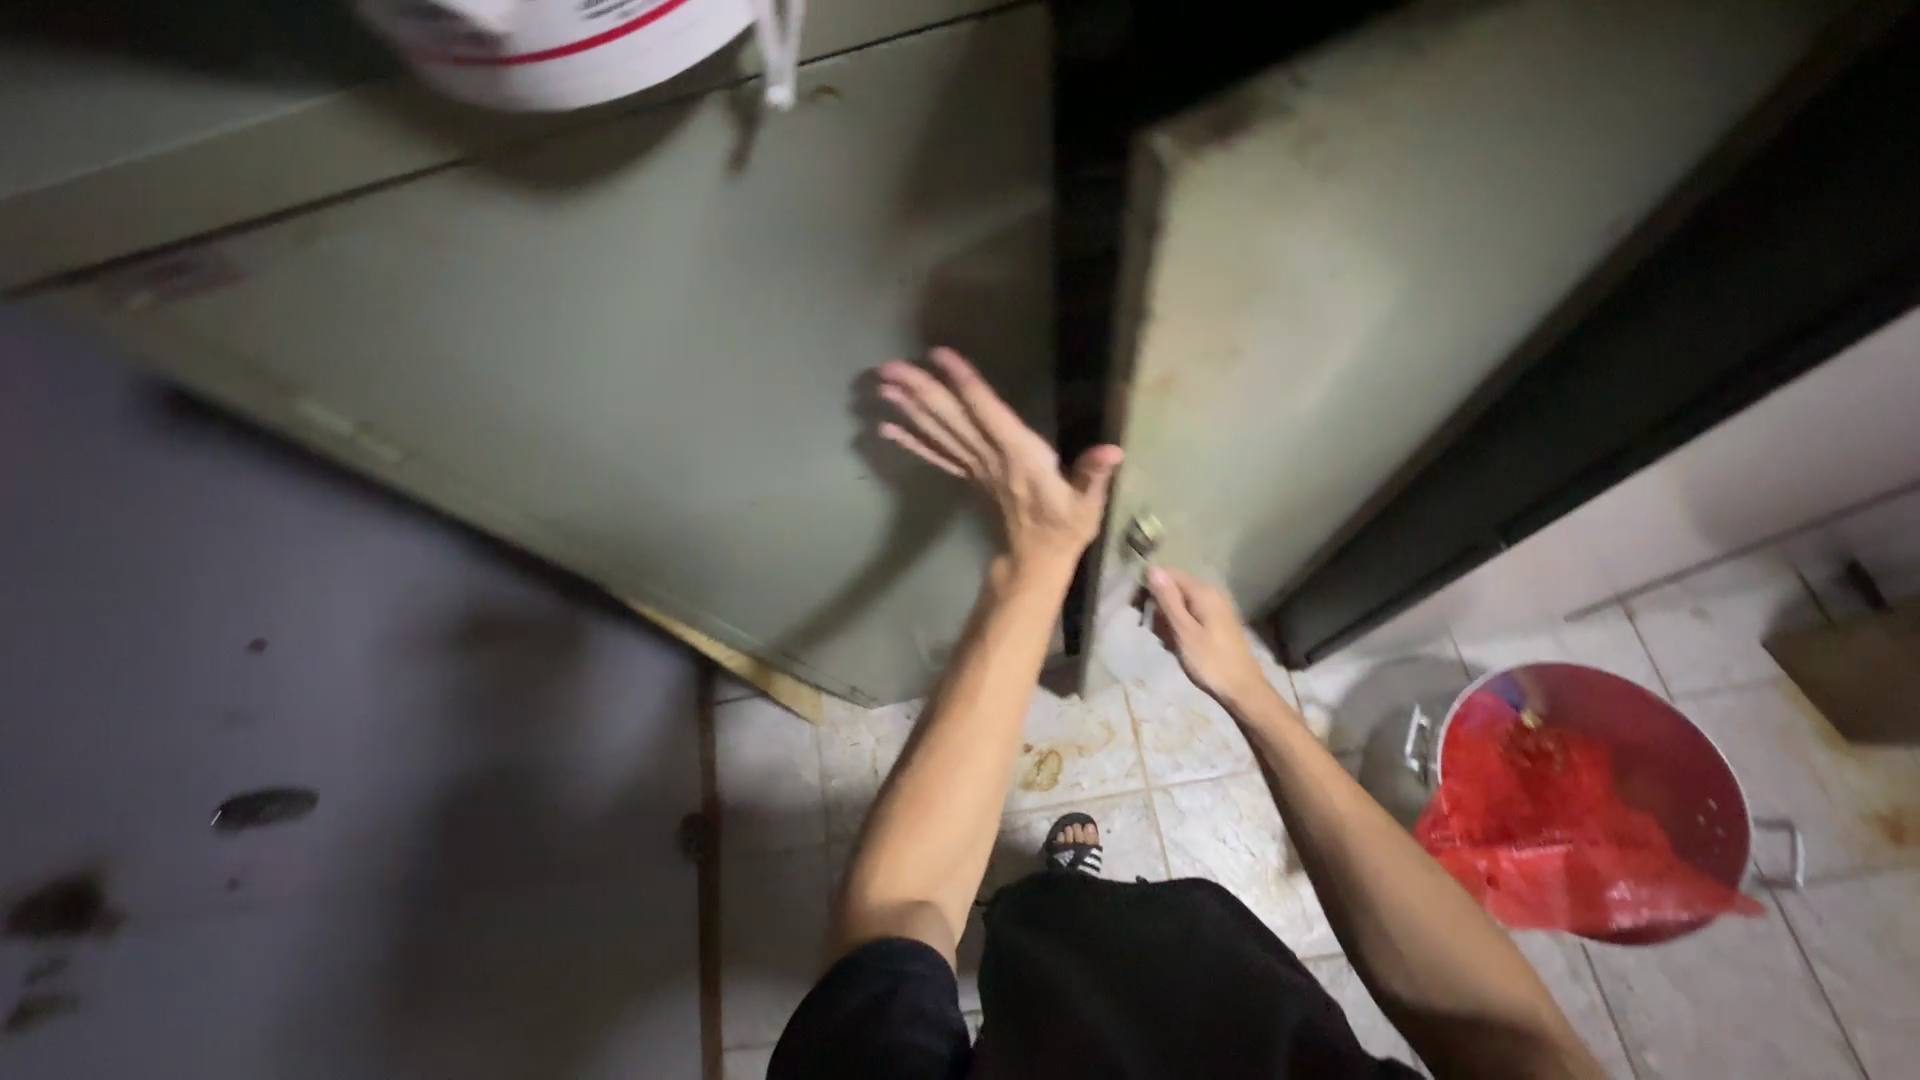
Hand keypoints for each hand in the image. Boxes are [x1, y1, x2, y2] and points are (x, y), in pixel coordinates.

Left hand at [876, 348, 1122, 573]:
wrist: (1035, 560)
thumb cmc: (1065, 527)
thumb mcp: (1088, 504)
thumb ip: (1094, 474)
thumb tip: (1113, 450)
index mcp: (1020, 456)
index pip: (987, 412)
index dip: (965, 383)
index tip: (939, 355)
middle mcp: (990, 458)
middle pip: (951, 418)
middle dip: (920, 390)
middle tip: (888, 366)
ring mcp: (974, 468)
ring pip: (938, 432)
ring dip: (909, 407)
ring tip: (882, 384)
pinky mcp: (966, 477)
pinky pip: (934, 456)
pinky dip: (909, 440)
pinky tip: (885, 426)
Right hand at [1145, 566, 1271, 709]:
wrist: (1242, 688)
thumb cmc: (1210, 661)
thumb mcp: (1183, 631)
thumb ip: (1168, 600)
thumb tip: (1152, 569)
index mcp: (1203, 592)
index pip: (1168, 573)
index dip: (1150, 587)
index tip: (1140, 609)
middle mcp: (1211, 593)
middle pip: (1174, 588)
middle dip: (1160, 607)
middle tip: (1157, 633)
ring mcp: (1216, 607)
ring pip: (1181, 603)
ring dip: (1169, 620)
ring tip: (1168, 642)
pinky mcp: (1217, 620)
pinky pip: (1191, 614)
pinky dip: (1181, 626)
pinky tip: (1179, 644)